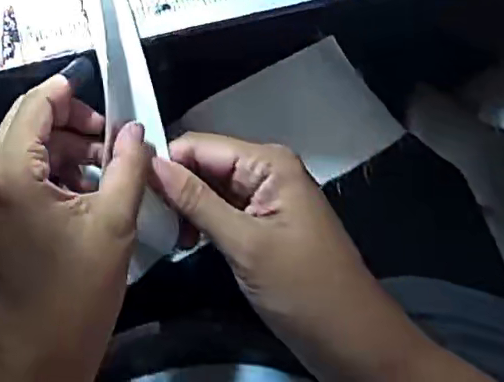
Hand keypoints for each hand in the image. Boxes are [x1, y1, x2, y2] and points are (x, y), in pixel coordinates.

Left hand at [0, 70, 152, 381]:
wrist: (38, 356)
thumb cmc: (74, 294)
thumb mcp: (112, 226)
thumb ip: (128, 167)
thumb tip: (136, 131)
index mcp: (9, 167)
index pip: (35, 104)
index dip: (68, 89)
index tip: (102, 88)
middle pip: (29, 119)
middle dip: (73, 120)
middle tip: (114, 136)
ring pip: (29, 142)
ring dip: (69, 145)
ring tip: (111, 165)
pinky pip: (26, 167)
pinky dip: (57, 167)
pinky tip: (91, 187)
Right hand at [151, 134, 491, 381]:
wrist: (368, 357)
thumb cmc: (310, 296)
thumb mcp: (246, 246)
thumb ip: (195, 200)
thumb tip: (147, 162)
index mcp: (267, 162)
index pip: (196, 145)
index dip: (163, 163)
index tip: (135, 189)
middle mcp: (265, 168)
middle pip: (199, 162)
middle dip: (173, 186)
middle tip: (150, 217)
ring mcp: (265, 195)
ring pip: (205, 185)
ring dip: (184, 206)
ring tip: (169, 233)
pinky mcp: (262, 220)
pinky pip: (218, 205)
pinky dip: (199, 220)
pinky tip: (186, 239)